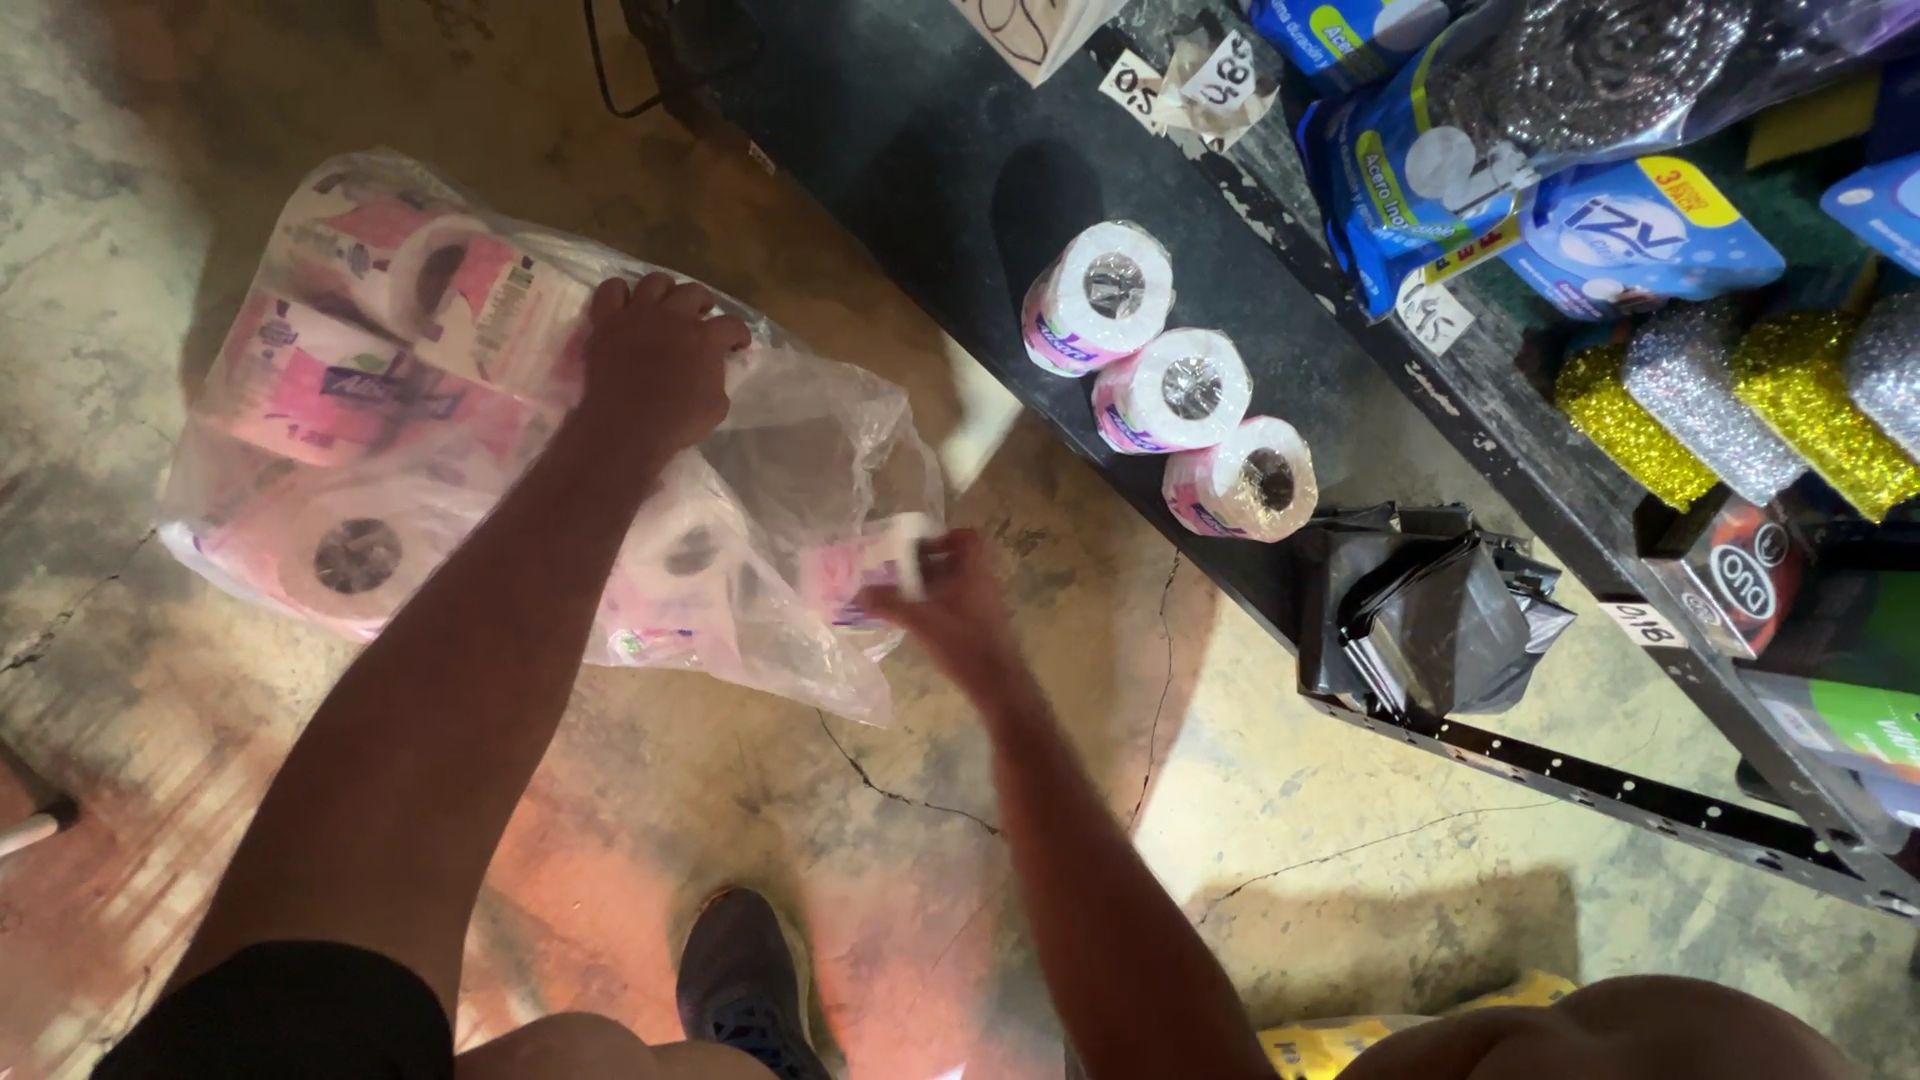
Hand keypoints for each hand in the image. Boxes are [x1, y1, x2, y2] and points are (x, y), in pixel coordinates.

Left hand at [570, 273, 749, 463]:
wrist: (629, 427)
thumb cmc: (678, 421)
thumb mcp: (717, 405)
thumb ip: (718, 377)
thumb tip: (713, 367)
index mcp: (706, 338)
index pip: (733, 324)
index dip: (739, 334)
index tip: (738, 345)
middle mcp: (674, 316)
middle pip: (695, 292)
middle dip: (704, 303)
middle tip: (702, 317)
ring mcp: (638, 314)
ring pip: (655, 281)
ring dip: (667, 291)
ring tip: (667, 306)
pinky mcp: (607, 321)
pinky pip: (611, 289)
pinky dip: (620, 292)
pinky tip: (627, 305)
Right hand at [857, 530, 1039, 706]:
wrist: (998, 684)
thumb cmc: (963, 644)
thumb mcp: (921, 622)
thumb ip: (890, 605)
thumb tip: (860, 592)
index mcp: (975, 572)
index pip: (971, 537)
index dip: (947, 536)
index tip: (922, 549)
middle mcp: (985, 583)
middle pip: (959, 561)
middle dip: (930, 563)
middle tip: (902, 573)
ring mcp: (988, 605)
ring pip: (960, 583)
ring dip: (934, 586)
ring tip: (906, 597)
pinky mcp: (986, 625)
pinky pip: (962, 603)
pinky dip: (942, 605)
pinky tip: (922, 622)